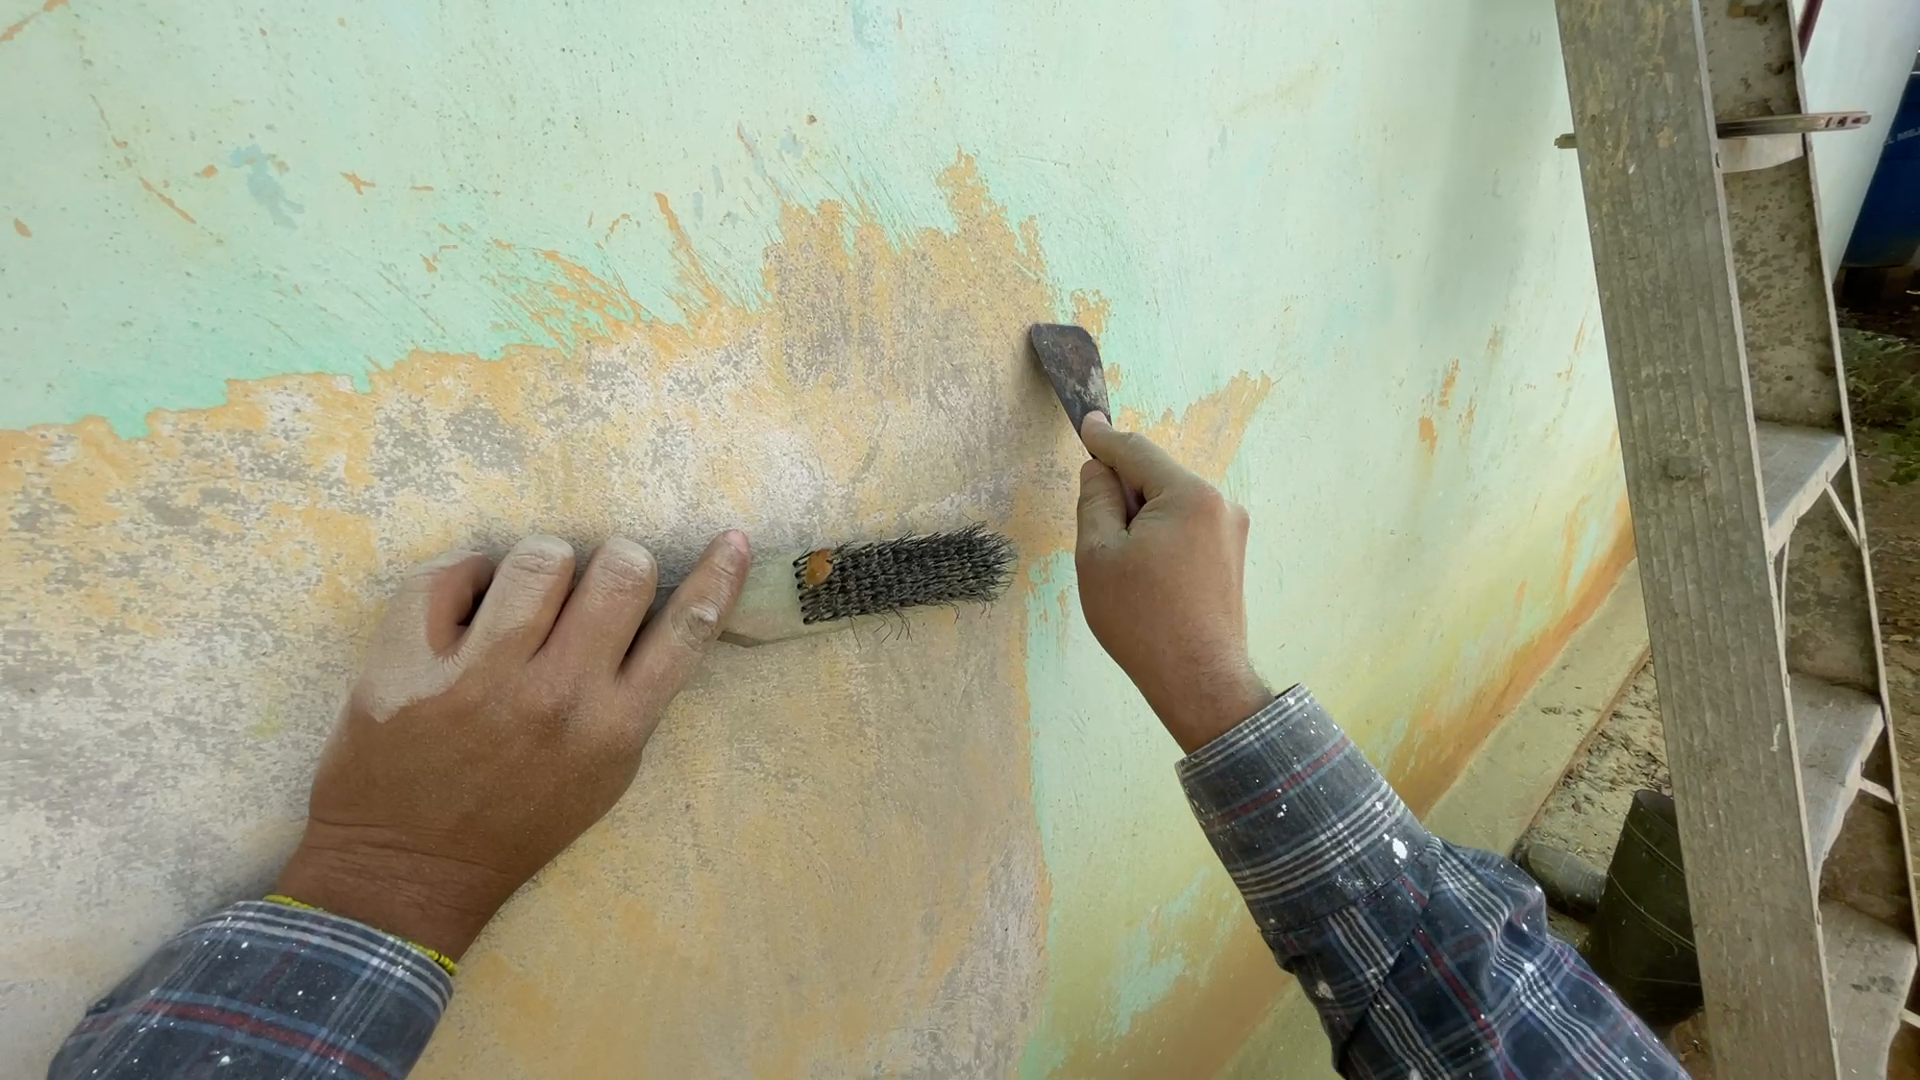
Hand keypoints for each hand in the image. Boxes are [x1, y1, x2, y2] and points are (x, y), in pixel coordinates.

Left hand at [275, 530, 750, 957]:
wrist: (410, 873)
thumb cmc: (528, 817)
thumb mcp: (613, 768)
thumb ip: (640, 692)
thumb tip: (664, 608)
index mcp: (617, 724)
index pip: (688, 630)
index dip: (720, 576)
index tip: (733, 541)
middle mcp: (558, 697)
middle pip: (621, 573)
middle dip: (619, 563)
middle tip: (596, 584)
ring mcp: (479, 681)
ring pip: (540, 559)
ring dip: (545, 565)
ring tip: (528, 593)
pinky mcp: (405, 670)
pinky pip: (448, 574)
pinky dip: (465, 577)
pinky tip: (467, 606)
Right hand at [1075, 413, 1269, 752]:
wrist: (1200, 681)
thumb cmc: (1141, 619)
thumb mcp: (1098, 555)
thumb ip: (1096, 501)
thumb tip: (1100, 470)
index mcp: (1189, 496)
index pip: (1137, 451)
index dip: (1105, 438)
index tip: (1087, 421)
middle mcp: (1220, 504)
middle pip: (1156, 478)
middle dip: (1122, 494)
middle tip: (1098, 540)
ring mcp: (1231, 531)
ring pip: (1169, 505)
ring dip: (1140, 519)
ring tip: (1124, 570)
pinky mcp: (1231, 556)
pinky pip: (1185, 527)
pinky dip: (1159, 536)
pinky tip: (1147, 578)